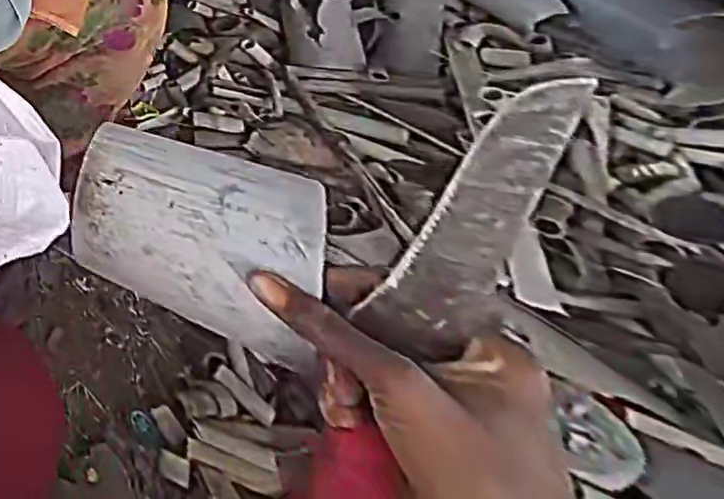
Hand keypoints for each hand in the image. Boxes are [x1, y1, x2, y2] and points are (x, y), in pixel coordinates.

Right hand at [250, 271, 571, 498]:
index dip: (350, 293)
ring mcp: (444, 409)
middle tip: (344, 379)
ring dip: (342, 389)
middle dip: (342, 358)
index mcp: (490, 353)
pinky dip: (348, 412)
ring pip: (362, 370)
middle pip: (371, 334)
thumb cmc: (490, 486)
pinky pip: (364, 400)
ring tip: (352, 413)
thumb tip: (276, 287)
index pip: (399, 292)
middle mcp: (469, 377)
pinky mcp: (418, 435)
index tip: (312, 297)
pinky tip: (356, 427)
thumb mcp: (398, 387)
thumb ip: (332, 331)